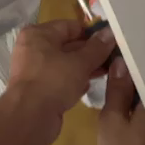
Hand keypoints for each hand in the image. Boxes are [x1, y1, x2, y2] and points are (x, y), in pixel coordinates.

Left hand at [3, 20, 115, 144]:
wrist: (30, 117)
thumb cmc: (53, 81)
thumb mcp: (79, 63)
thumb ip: (96, 48)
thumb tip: (110, 32)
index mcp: (38, 34)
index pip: (70, 27)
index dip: (91, 33)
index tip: (111, 40)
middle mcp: (33, 48)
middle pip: (67, 45)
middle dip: (90, 52)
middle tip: (114, 58)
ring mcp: (35, 69)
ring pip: (65, 64)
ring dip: (84, 67)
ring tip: (107, 71)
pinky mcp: (39, 88)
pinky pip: (60, 79)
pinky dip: (74, 81)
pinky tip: (89, 85)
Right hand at [97, 63, 144, 144]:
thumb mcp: (111, 122)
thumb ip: (117, 90)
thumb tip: (120, 60)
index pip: (144, 67)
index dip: (129, 56)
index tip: (113, 47)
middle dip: (135, 70)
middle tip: (112, 61)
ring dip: (140, 87)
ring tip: (120, 78)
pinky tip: (133, 106)